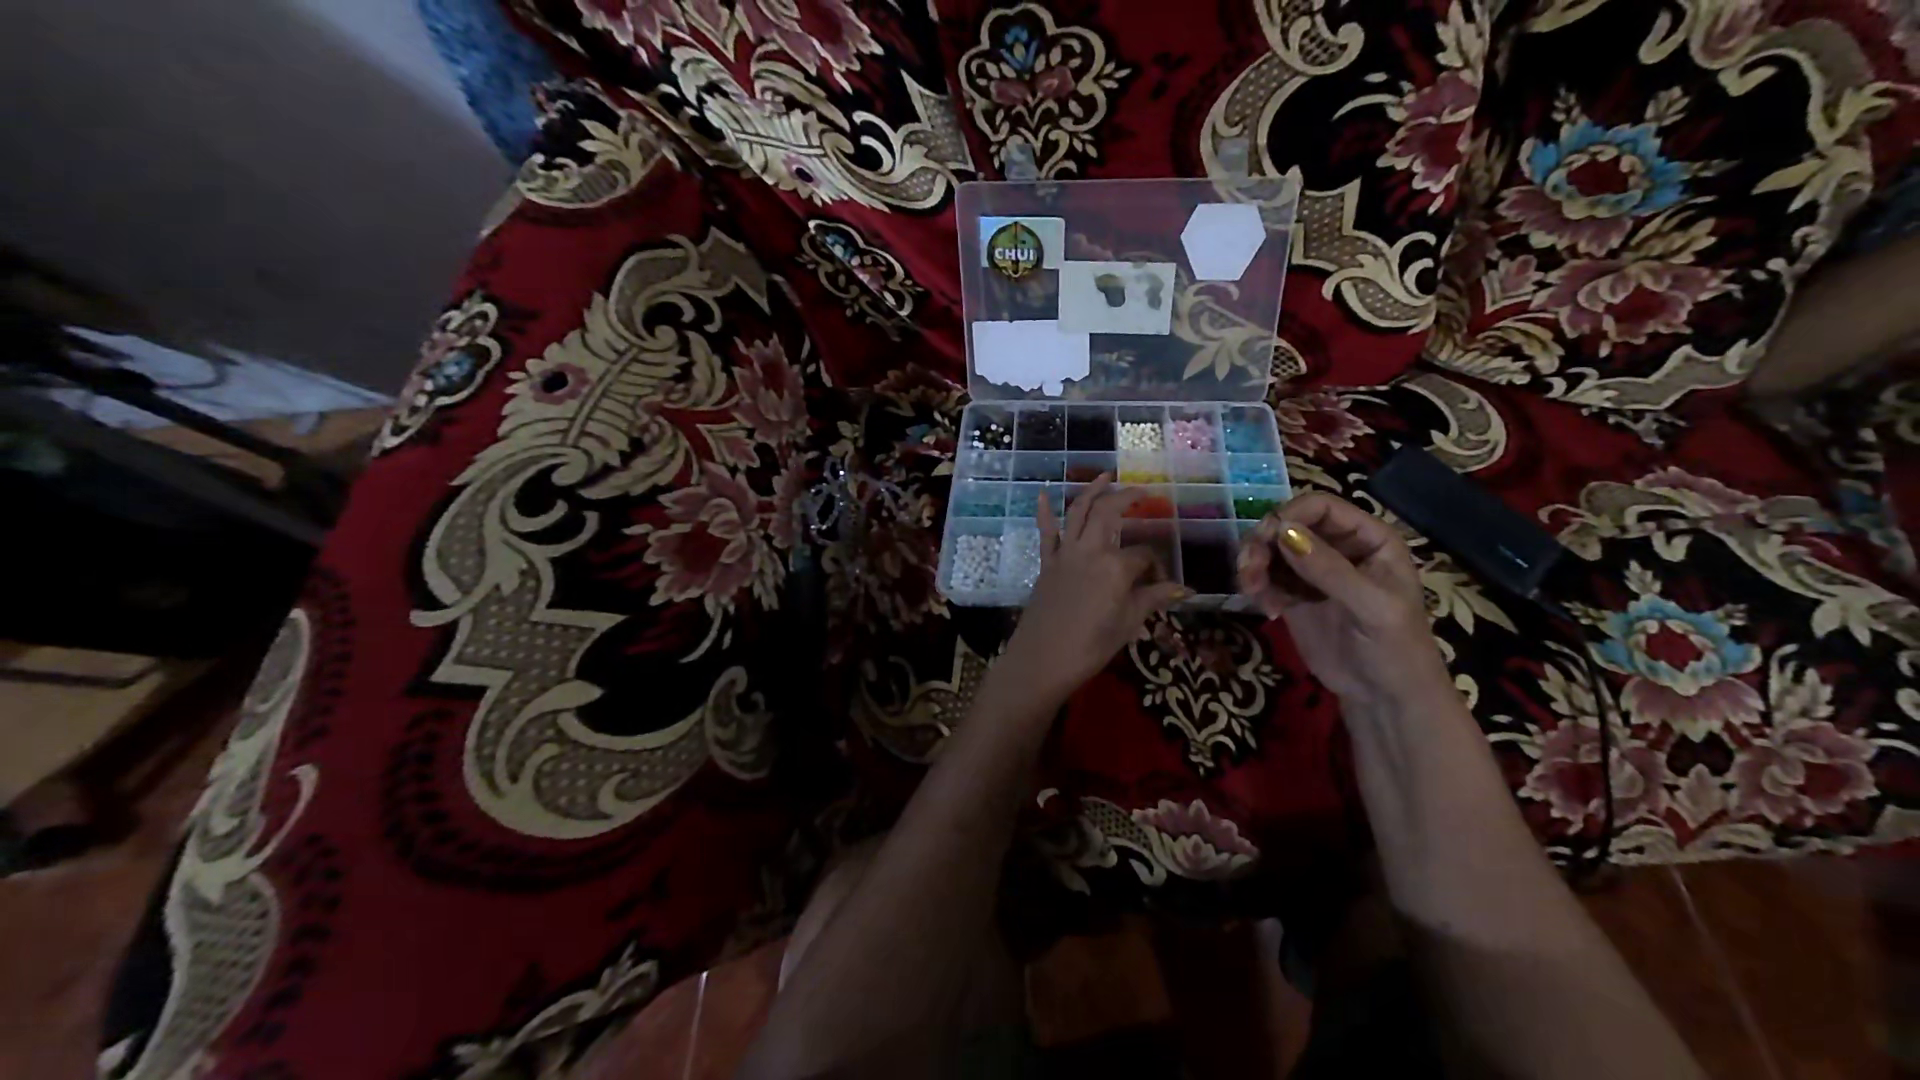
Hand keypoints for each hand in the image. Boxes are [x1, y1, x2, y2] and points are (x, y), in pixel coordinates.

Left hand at [998, 474, 1189, 703]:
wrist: (1041, 660)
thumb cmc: (1090, 646)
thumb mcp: (1128, 624)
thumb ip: (1153, 599)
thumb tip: (1183, 589)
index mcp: (1116, 566)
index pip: (1144, 554)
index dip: (1157, 565)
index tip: (1162, 582)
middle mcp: (1090, 550)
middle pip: (1110, 513)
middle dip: (1128, 498)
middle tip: (1143, 492)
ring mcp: (1064, 553)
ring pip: (1078, 512)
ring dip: (1092, 490)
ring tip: (1106, 475)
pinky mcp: (1046, 563)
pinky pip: (1045, 532)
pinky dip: (1044, 511)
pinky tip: (1043, 493)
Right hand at [1236, 492, 1447, 704]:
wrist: (1385, 697)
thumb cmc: (1396, 649)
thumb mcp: (1371, 608)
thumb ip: (1329, 569)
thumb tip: (1283, 532)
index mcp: (1369, 538)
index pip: (1322, 507)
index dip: (1291, 515)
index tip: (1268, 538)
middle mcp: (1338, 547)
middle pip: (1288, 524)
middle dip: (1263, 542)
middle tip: (1248, 568)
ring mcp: (1313, 572)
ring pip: (1271, 549)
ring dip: (1254, 563)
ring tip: (1251, 589)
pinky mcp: (1293, 595)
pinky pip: (1266, 576)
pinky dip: (1256, 586)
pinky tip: (1266, 608)